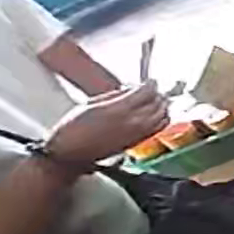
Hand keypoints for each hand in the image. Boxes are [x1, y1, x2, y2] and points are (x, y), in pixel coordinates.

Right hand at [45, 82, 167, 165]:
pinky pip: (162, 124)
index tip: (151, 81)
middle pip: (158, 101)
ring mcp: (142, 130)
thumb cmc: (72, 128)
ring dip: (161, 104)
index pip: (146, 92)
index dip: (151, 84)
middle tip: (151, 90)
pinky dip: (163, 116)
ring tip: (153, 100)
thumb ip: (115, 95)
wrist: (70, 153)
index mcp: (119, 109)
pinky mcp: (143, 138)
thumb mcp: (89, 105)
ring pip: (164, 112)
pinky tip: (156, 113)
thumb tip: (132, 88)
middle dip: (156, 93)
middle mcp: (135, 120)